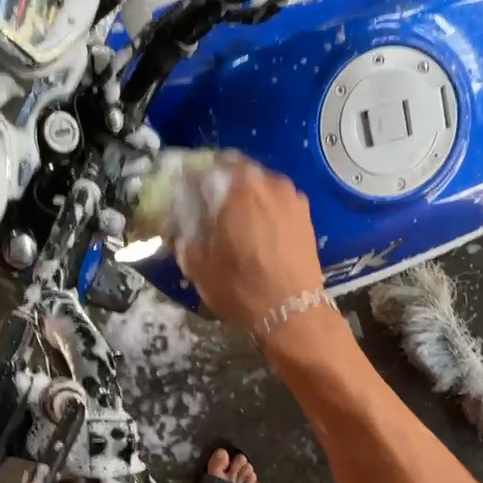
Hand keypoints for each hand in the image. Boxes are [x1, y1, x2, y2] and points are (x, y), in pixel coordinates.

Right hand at [167, 151, 330, 336]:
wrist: (292, 313)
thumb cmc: (240, 287)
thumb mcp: (197, 264)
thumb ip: (183, 234)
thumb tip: (178, 223)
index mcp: (235, 187)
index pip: (203, 169)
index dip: (189, 182)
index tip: (183, 197)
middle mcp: (266, 181)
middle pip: (233, 171)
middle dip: (218, 185)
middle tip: (207, 207)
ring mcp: (290, 195)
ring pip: (257, 184)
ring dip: (242, 195)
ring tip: (233, 220)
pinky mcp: (305, 213)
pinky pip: (276, 200)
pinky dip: (263, 207)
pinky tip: (257, 229)